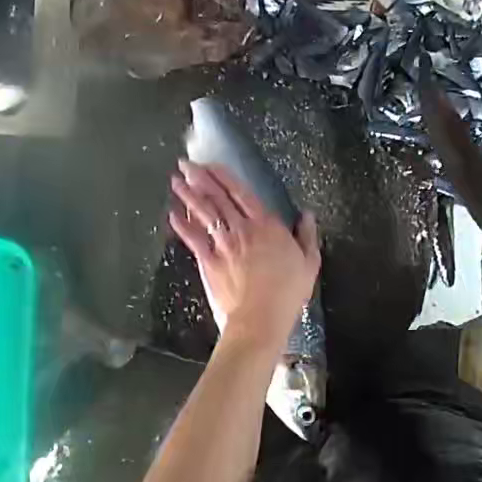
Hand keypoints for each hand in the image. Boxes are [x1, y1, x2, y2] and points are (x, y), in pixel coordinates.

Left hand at [168, 159, 320, 342]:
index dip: (225, 177)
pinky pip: (193, 239)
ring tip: (176, 181)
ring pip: (203, 214)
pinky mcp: (209, 262)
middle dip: (201, 179)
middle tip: (186, 165)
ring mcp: (223, 245)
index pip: (242, 193)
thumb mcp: (309, 261)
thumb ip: (307, 235)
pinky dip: (181, 226)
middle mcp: (242, 229)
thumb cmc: (288, 291)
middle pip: (218, 198)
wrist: (261, 316)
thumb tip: (307, 215)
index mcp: (267, 225)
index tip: (212, 165)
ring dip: (188, 196)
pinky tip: (172, 215)